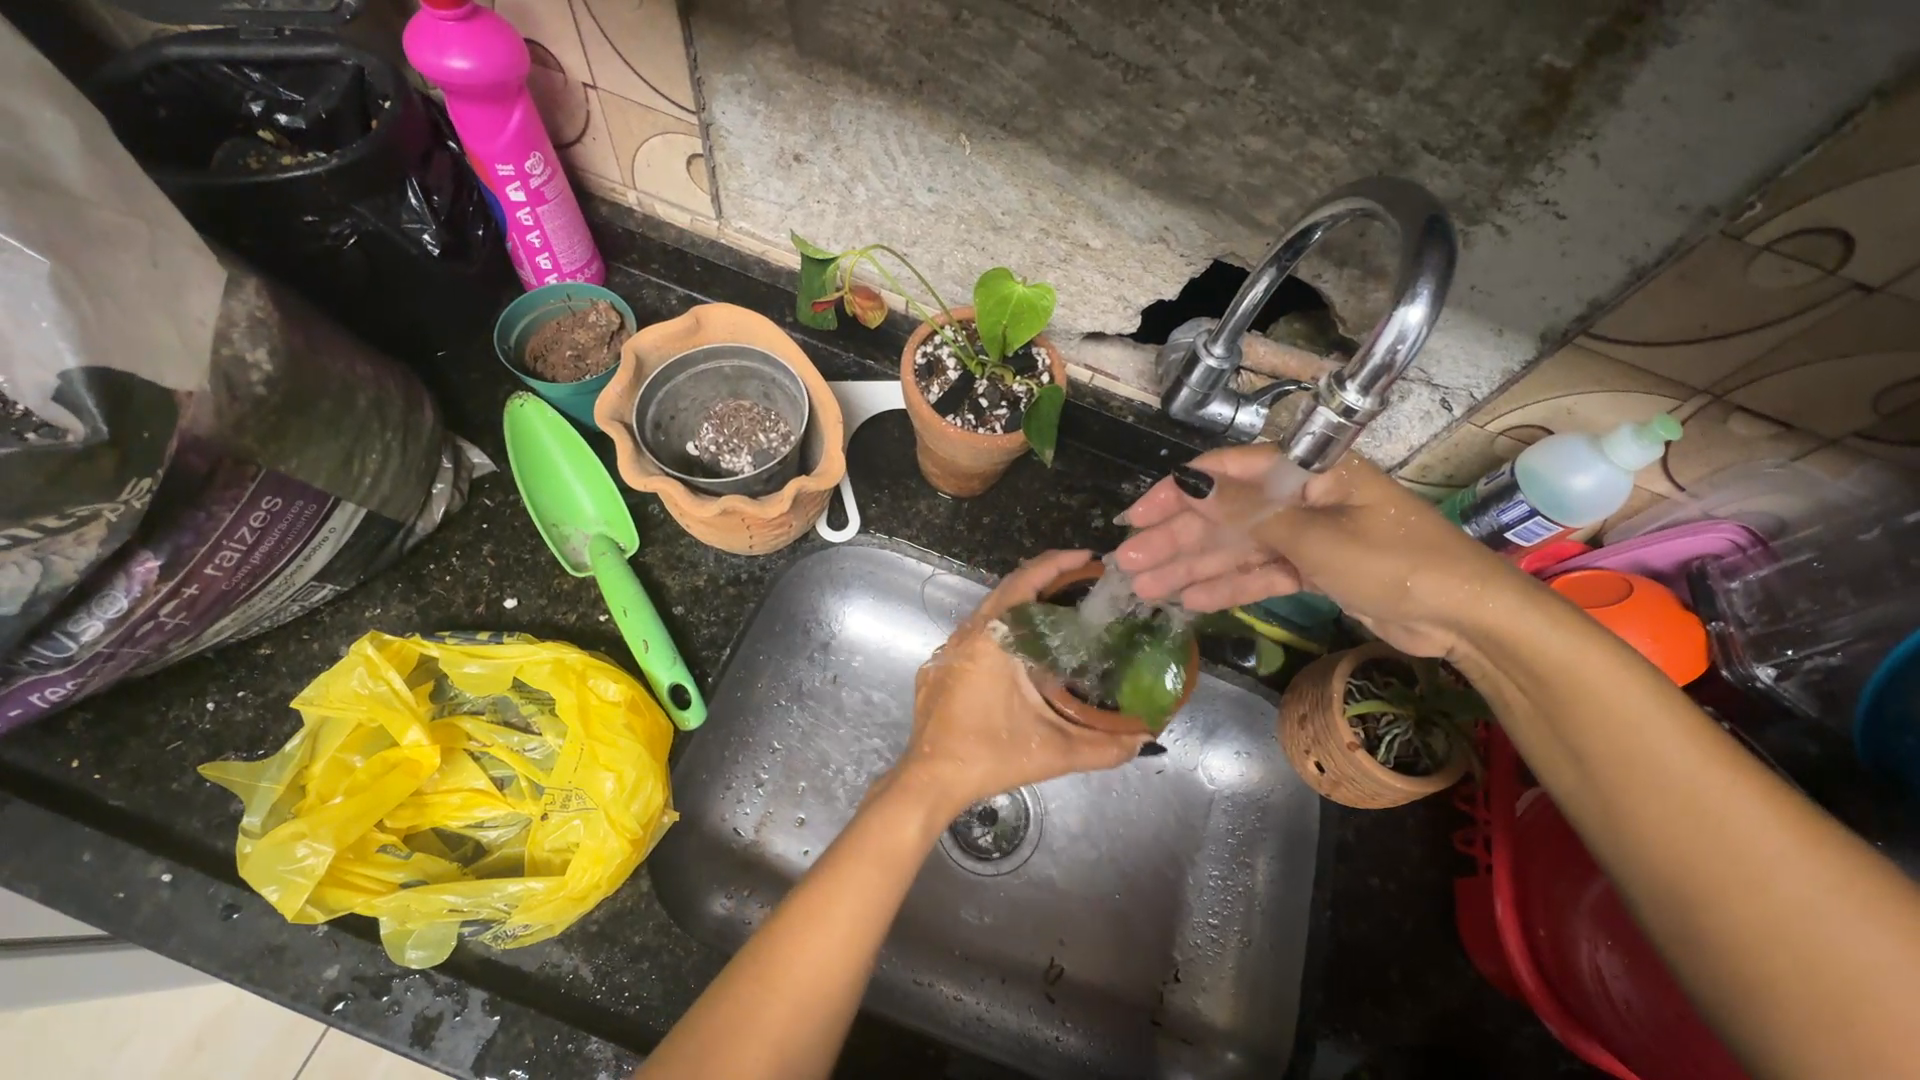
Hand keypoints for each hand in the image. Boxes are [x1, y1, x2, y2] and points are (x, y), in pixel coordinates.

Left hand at [890, 550, 1147, 816]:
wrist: (930, 779)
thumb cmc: (991, 757)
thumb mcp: (1054, 752)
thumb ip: (1104, 746)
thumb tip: (1145, 739)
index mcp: (993, 640)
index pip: (1024, 583)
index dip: (1056, 564)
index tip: (1087, 557)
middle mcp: (967, 636)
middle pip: (1006, 590)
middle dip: (1042, 576)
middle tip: (1079, 576)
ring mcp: (947, 652)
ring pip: (987, 612)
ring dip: (1020, 602)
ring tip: (1057, 605)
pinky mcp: (938, 670)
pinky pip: (973, 634)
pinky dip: (1000, 627)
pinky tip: (1020, 647)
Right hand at [1113, 445, 1519, 658]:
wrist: (1465, 619)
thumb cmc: (1395, 562)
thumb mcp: (1315, 536)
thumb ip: (1246, 512)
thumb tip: (1188, 482)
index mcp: (1309, 471)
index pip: (1229, 473)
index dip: (1178, 493)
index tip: (1136, 517)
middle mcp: (1303, 498)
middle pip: (1226, 515)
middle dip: (1176, 540)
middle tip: (1127, 564)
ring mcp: (1308, 537)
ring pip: (1237, 549)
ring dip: (1191, 568)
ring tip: (1144, 588)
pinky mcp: (1314, 571)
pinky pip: (1260, 575)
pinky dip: (1226, 588)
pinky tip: (1187, 600)